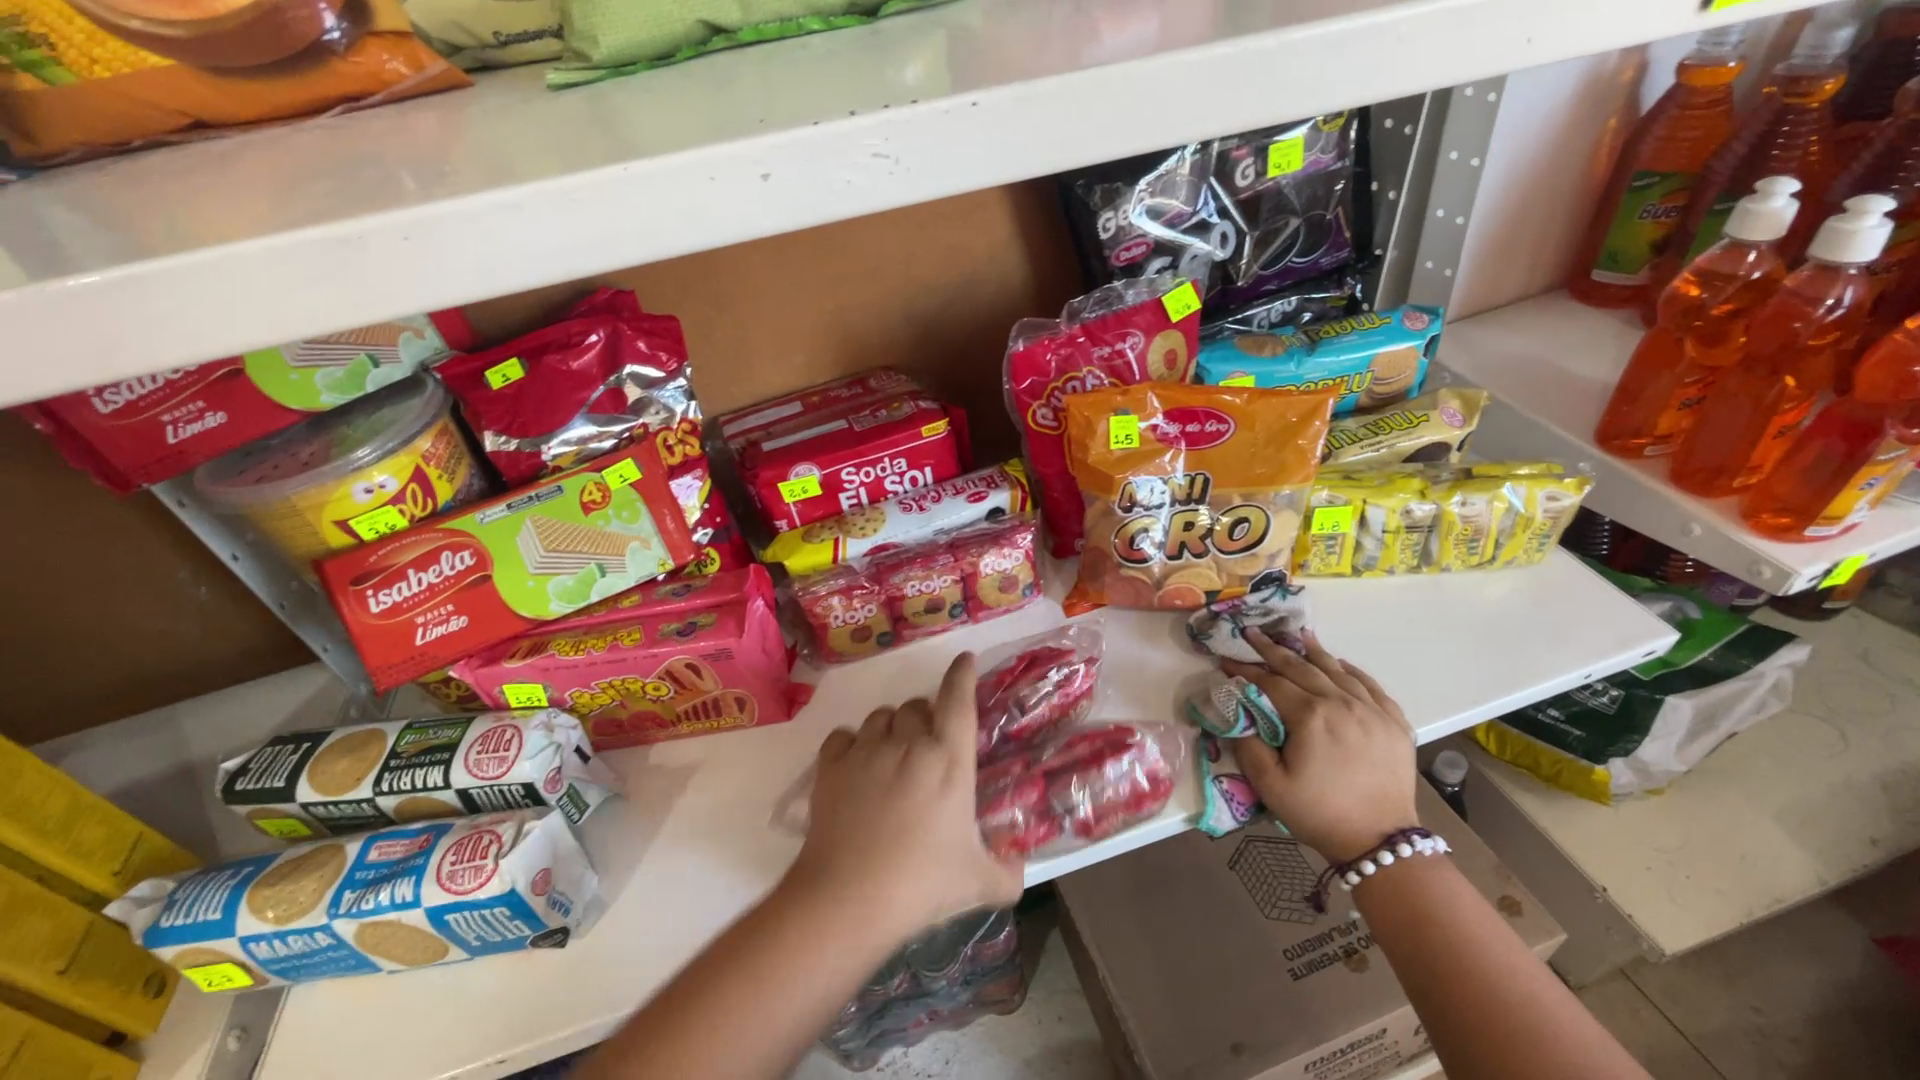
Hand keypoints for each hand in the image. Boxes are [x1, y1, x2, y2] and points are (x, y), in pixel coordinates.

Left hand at [788, 653, 1024, 939]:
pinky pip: (843, 736)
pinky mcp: (830, 767)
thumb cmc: (922, 884)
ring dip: (891, 727)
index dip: (963, 676)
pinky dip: (852, 744)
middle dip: (926, 716)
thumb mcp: (980, 884)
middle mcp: (908, 744)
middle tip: (929, 746)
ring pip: (880, 716)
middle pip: (917, 706)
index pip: (959, 701)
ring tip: (893, 754)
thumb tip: (1021, 871)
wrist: (849, 896)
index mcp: (949, 761)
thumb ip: (1008, 873)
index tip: (965, 660)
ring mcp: (865, 752)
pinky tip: (856, 765)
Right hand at [1223, 629, 1417, 862]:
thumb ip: (1249, 746)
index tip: (1226, 660)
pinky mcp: (1393, 722)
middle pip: (1302, 667)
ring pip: (1337, 669)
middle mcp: (1342, 702)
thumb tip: (1239, 715)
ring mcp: (1372, 710)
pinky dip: (1351, 670)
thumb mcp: (1270, 786)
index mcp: (1310, 716)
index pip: (1271, 682)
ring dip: (1313, 651)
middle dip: (1273, 649)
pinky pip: (1370, 685)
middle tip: (1253, 633)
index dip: (1246, 670)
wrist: (1379, 840)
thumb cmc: (1319, 813)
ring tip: (1296, 634)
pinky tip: (1339, 663)